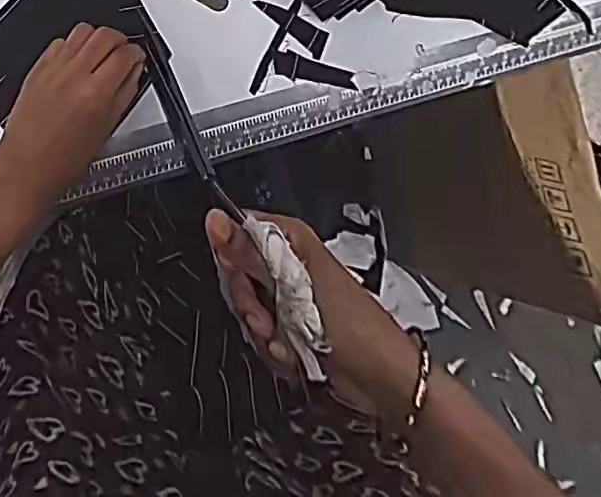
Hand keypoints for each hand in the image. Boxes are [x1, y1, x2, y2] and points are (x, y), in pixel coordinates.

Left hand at [0, 24, 144, 208]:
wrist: (28, 164)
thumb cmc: (63, 158)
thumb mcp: (107, 128)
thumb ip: (125, 93)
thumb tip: (133, 72)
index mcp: (96, 93)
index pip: (125, 54)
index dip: (136, 52)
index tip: (136, 57)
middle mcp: (74, 75)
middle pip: (105, 35)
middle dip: (120, 39)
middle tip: (122, 51)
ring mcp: (54, 69)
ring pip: (82, 30)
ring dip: (96, 38)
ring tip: (100, 51)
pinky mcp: (38, 68)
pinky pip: (60, 42)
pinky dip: (72, 45)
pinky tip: (76, 59)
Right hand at [207, 209, 420, 413]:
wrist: (386, 380)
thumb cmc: (354, 326)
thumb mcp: (293, 284)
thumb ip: (250, 253)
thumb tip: (214, 219)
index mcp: (289, 238)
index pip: (236, 233)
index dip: (232, 260)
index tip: (241, 282)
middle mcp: (287, 262)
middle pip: (238, 273)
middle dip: (248, 304)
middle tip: (266, 319)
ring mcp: (289, 294)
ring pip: (247, 306)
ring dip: (261, 331)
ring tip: (284, 342)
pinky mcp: (291, 323)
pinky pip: (261, 331)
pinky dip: (272, 347)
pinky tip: (290, 353)